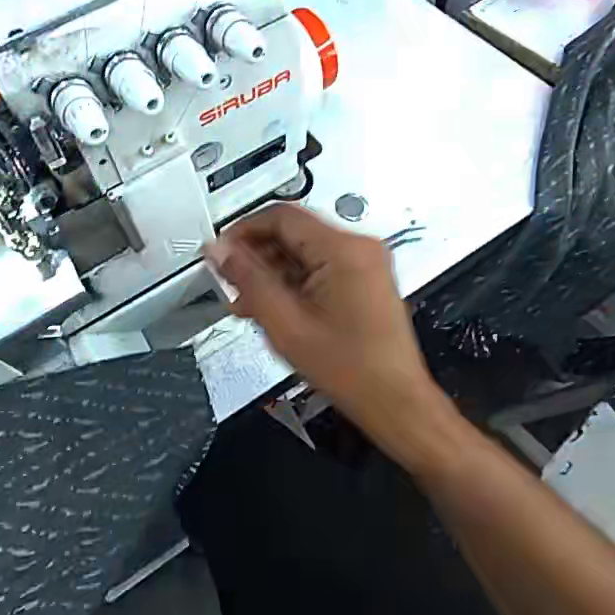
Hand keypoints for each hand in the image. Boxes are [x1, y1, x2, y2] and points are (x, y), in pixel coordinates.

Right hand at [206, 204, 449, 448]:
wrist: (392, 398)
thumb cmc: (355, 370)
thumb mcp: (285, 324)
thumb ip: (248, 280)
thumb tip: (222, 253)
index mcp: (345, 250)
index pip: (281, 216)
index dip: (242, 231)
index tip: (222, 251)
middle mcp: (362, 248)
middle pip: (294, 232)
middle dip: (257, 257)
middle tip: (231, 281)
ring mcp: (367, 263)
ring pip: (306, 250)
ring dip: (274, 272)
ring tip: (251, 301)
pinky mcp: (367, 278)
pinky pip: (322, 266)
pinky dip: (296, 282)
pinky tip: (277, 306)